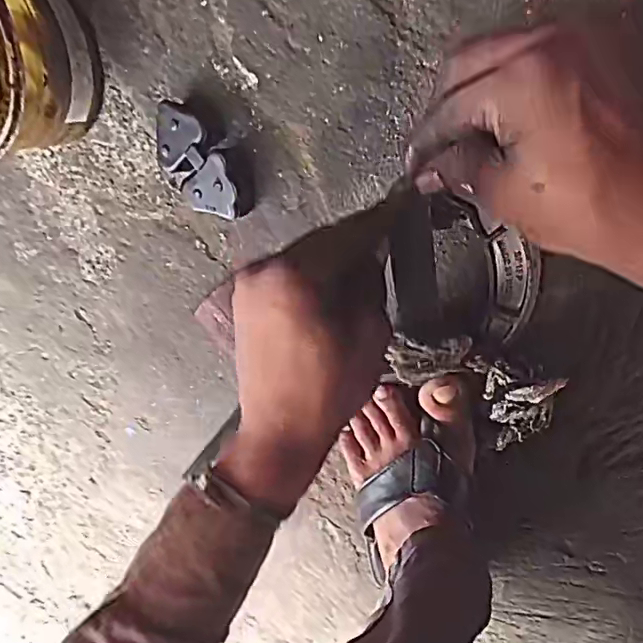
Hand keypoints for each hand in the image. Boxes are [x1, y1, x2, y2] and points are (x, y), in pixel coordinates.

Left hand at [216, 200, 395, 513]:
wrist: (281, 432)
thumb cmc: (322, 396)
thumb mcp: (368, 335)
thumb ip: (371, 285)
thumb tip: (370, 260)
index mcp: (292, 277)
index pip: (345, 236)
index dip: (377, 224)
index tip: (396, 210)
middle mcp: (263, 274)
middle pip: (319, 243)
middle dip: (352, 245)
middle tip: (382, 244)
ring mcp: (249, 289)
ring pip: (301, 259)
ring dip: (330, 263)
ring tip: (359, 276)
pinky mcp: (246, 306)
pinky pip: (285, 278)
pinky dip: (309, 280)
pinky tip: (330, 293)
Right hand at [407, 17, 642, 338]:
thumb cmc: (588, 208)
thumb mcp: (504, 194)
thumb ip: (460, 168)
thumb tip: (434, 165)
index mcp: (521, 79)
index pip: (451, 103)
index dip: (427, 139)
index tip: (418, 162)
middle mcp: (550, 44)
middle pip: (466, 60)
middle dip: (443, 106)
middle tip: (435, 145)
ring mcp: (579, 41)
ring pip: (499, 48)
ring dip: (474, 87)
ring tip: (466, 132)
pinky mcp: (598, 51)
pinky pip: (536, 51)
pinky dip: (511, 78)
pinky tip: (503, 114)